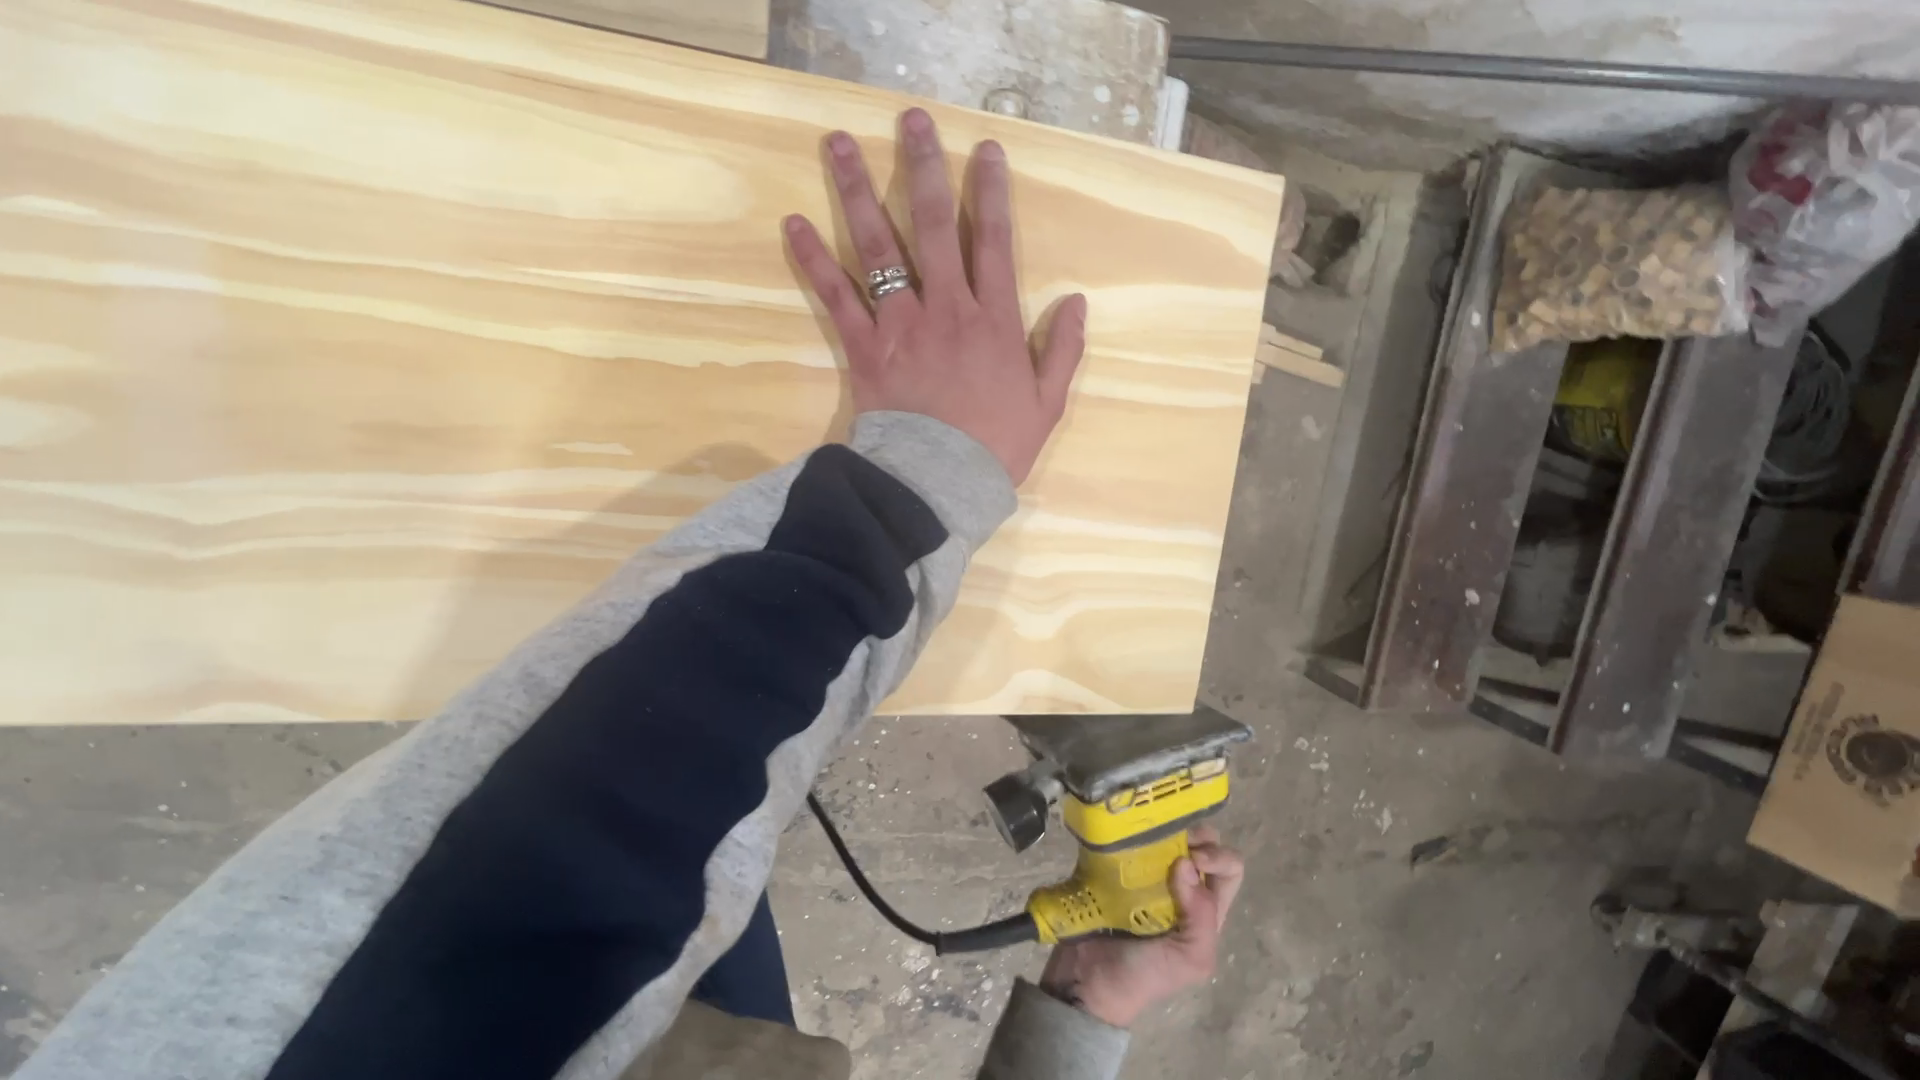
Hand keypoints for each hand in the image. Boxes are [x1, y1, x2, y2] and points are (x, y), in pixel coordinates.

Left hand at [783, 107, 1087, 484]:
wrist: (941, 484)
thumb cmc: (997, 448)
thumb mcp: (1047, 404)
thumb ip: (1063, 350)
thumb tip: (1077, 303)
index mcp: (994, 320)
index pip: (993, 241)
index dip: (991, 192)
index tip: (986, 150)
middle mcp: (948, 308)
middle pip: (932, 226)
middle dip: (923, 168)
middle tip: (911, 120)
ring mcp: (902, 325)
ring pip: (879, 249)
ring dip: (858, 193)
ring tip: (840, 144)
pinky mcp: (864, 349)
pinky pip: (836, 298)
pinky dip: (813, 261)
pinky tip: (793, 223)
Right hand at [1037, 826, 1245, 1028]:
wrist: (1086, 983)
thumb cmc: (1143, 976)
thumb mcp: (1189, 959)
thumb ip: (1202, 918)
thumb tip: (1185, 863)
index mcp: (1204, 911)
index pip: (1229, 870)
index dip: (1218, 856)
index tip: (1192, 858)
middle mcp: (1179, 889)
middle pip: (1199, 846)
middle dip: (1191, 836)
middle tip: (1168, 838)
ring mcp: (1144, 877)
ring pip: (1163, 839)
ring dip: (1159, 830)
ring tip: (1143, 832)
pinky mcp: (1111, 869)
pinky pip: (1124, 842)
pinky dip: (1126, 833)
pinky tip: (1120, 832)